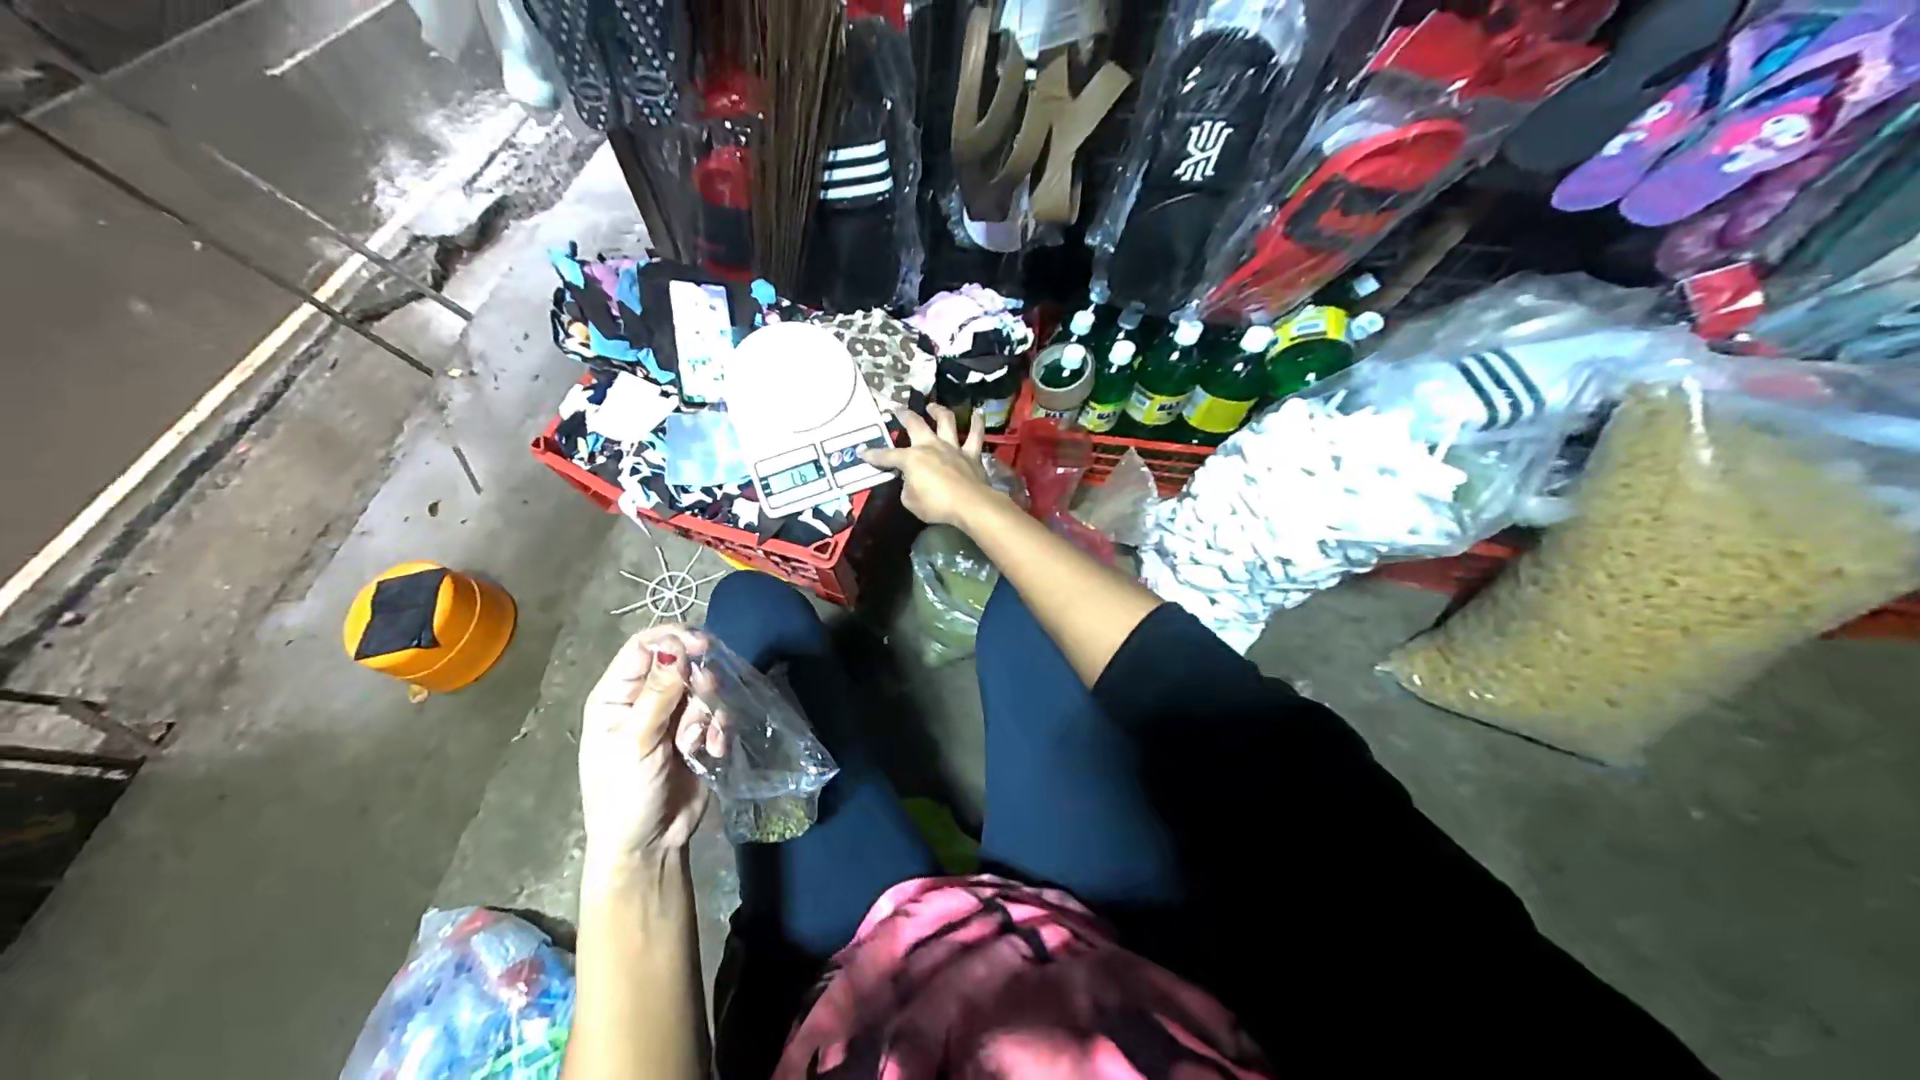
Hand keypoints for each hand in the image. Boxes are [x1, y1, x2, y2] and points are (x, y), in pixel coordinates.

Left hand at [579, 626, 727, 870]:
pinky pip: (719, 714)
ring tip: (696, 742)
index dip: (675, 640)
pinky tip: (713, 750)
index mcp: (617, 696)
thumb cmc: (625, 795)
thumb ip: (659, 693)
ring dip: (707, 712)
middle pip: (682, 663)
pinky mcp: (699, 735)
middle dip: (698, 680)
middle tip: (706, 695)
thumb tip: (675, 646)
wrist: (649, 846)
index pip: (645, 647)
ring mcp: (674, 718)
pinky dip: (719, 729)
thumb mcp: (636, 743)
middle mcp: (646, 700)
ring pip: (704, 688)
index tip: (703, 646)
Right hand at [861, 404, 999, 527]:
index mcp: (911, 458)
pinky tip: (978, 413)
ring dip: (938, 411)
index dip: (873, 455)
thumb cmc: (936, 505)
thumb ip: (908, 488)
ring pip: (946, 421)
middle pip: (915, 424)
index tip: (863, 452)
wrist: (969, 504)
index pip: (887, 456)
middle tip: (897, 408)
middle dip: (903, 415)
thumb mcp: (911, 501)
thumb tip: (911, 482)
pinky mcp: (971, 453)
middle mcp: (931, 446)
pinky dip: (977, 423)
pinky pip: (975, 435)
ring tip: (933, 406)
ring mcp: (952, 447)